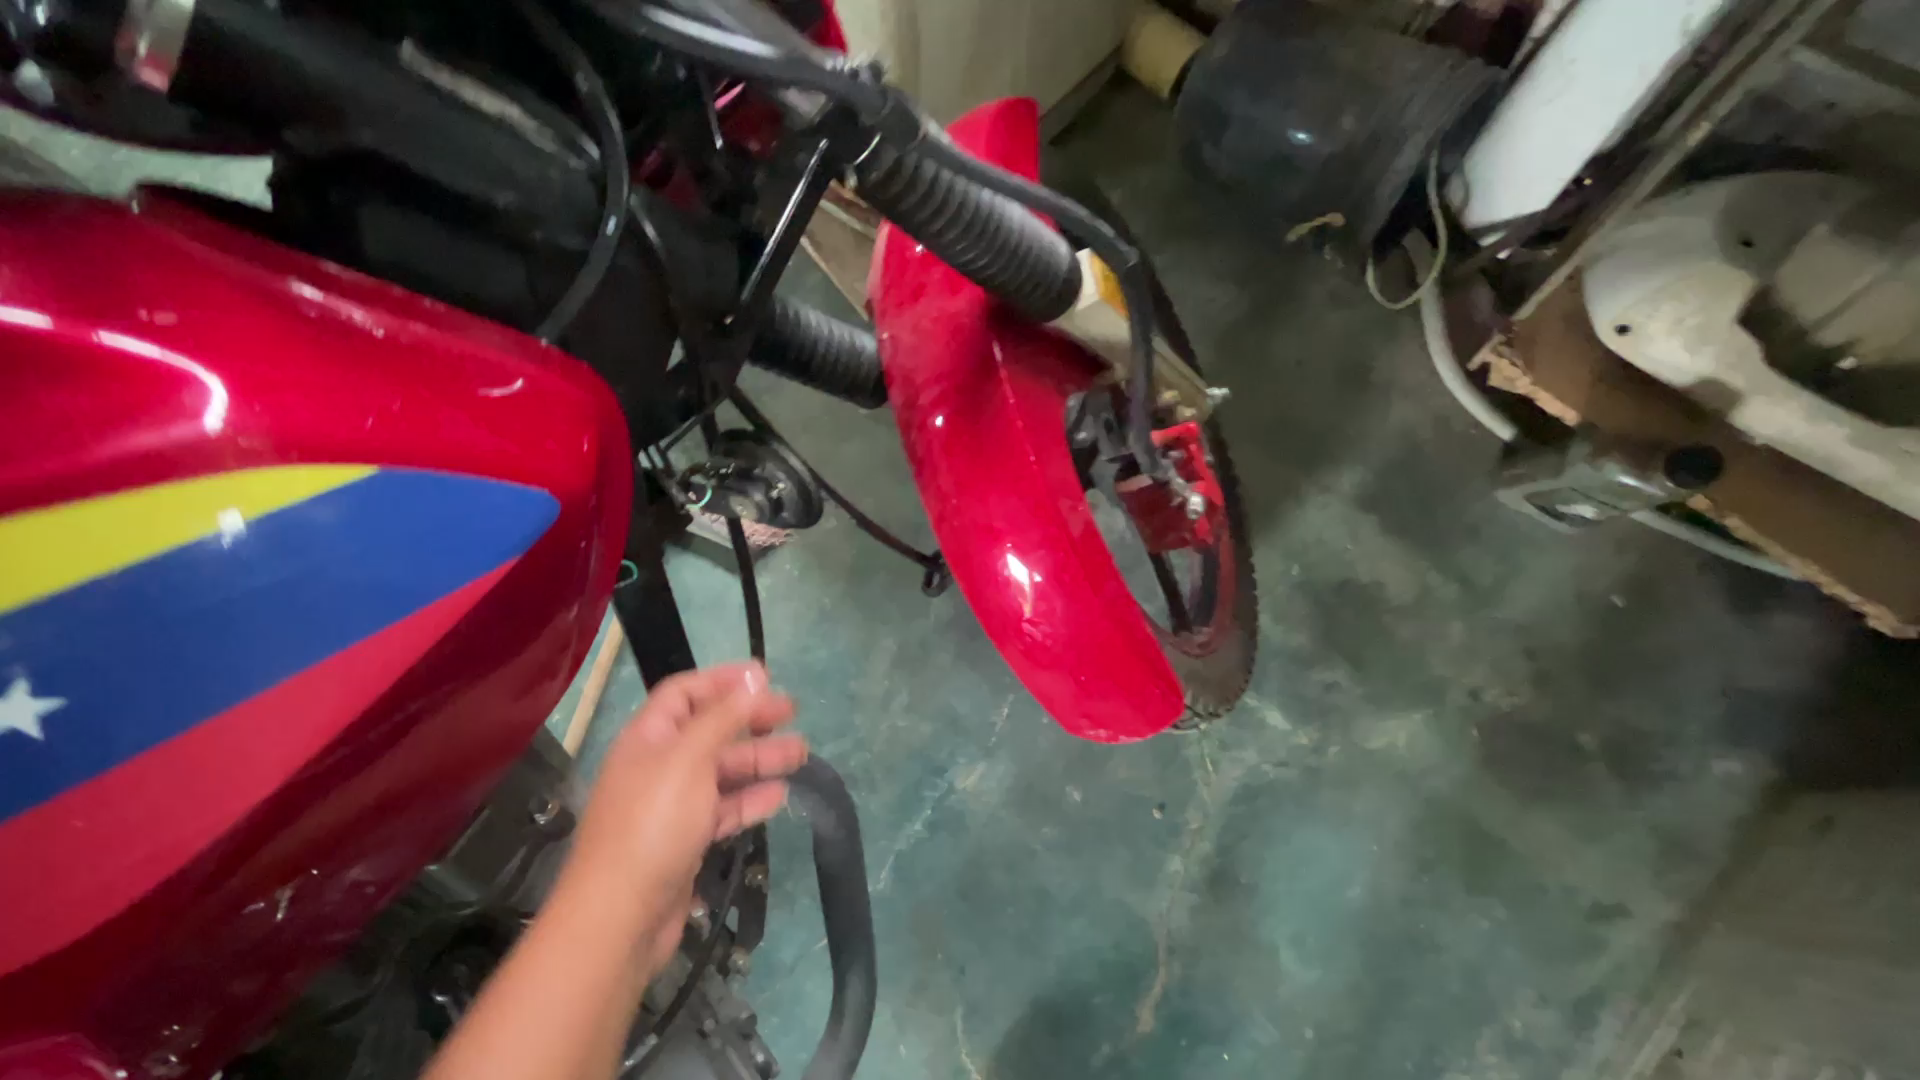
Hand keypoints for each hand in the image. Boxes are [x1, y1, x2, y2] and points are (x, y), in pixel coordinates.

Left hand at [564, 662, 804, 972]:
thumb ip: (724, 716)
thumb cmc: (653, 825)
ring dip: (760, 760)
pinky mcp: (684, 841)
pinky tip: (779, 797)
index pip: (685, 692)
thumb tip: (755, 676)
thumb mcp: (690, 759)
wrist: (620, 916)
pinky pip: (723, 810)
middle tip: (792, 713)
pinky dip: (750, 800)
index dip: (723, 680)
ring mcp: (671, 806)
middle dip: (751, 719)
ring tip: (802, 755)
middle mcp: (658, 766)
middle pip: (709, 730)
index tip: (766, 677)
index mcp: (648, 738)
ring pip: (722, 772)